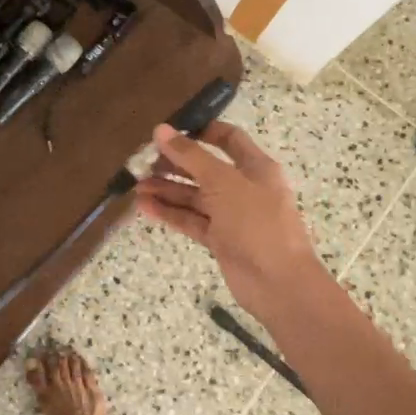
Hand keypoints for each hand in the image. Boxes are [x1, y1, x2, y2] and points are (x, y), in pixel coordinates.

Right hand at [136, 120, 326, 317]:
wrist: (279, 285)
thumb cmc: (257, 223)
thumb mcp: (223, 182)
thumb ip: (190, 155)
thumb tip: (160, 129)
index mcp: (255, 168)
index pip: (228, 139)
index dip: (201, 131)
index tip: (170, 131)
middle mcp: (243, 188)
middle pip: (205, 168)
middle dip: (174, 163)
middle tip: (143, 162)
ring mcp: (231, 215)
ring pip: (194, 195)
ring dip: (167, 189)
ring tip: (136, 185)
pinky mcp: (220, 239)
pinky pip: (191, 220)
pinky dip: (169, 213)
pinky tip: (144, 207)